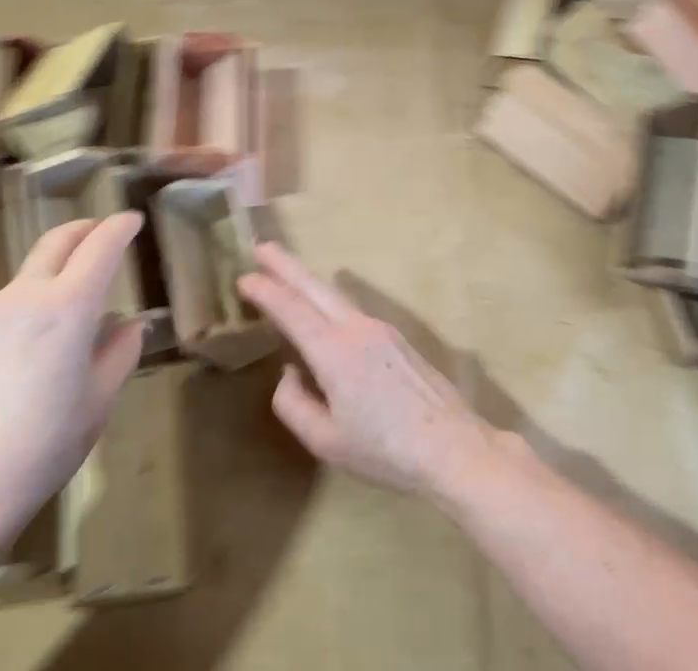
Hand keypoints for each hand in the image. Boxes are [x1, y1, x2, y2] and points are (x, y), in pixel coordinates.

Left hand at [0, 213, 145, 533]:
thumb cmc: (44, 447)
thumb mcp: (97, 404)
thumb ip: (119, 354)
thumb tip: (131, 324)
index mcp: (68, 309)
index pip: (99, 248)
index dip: (118, 229)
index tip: (130, 220)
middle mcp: (22, 296)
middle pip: (54, 244)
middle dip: (81, 230)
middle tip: (96, 231)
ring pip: (20, 288)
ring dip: (42, 292)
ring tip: (46, 339)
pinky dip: (8, 326)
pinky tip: (3, 372)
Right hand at [237, 243, 511, 499]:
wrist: (454, 449)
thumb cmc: (385, 451)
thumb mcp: (325, 441)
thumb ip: (293, 404)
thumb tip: (289, 375)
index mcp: (334, 352)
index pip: (291, 310)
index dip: (265, 291)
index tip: (243, 277)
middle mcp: (357, 330)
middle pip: (315, 287)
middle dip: (285, 265)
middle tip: (261, 246)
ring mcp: (382, 331)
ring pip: (336, 296)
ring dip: (308, 280)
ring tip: (287, 271)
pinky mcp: (399, 341)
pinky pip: (353, 310)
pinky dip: (329, 300)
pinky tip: (324, 310)